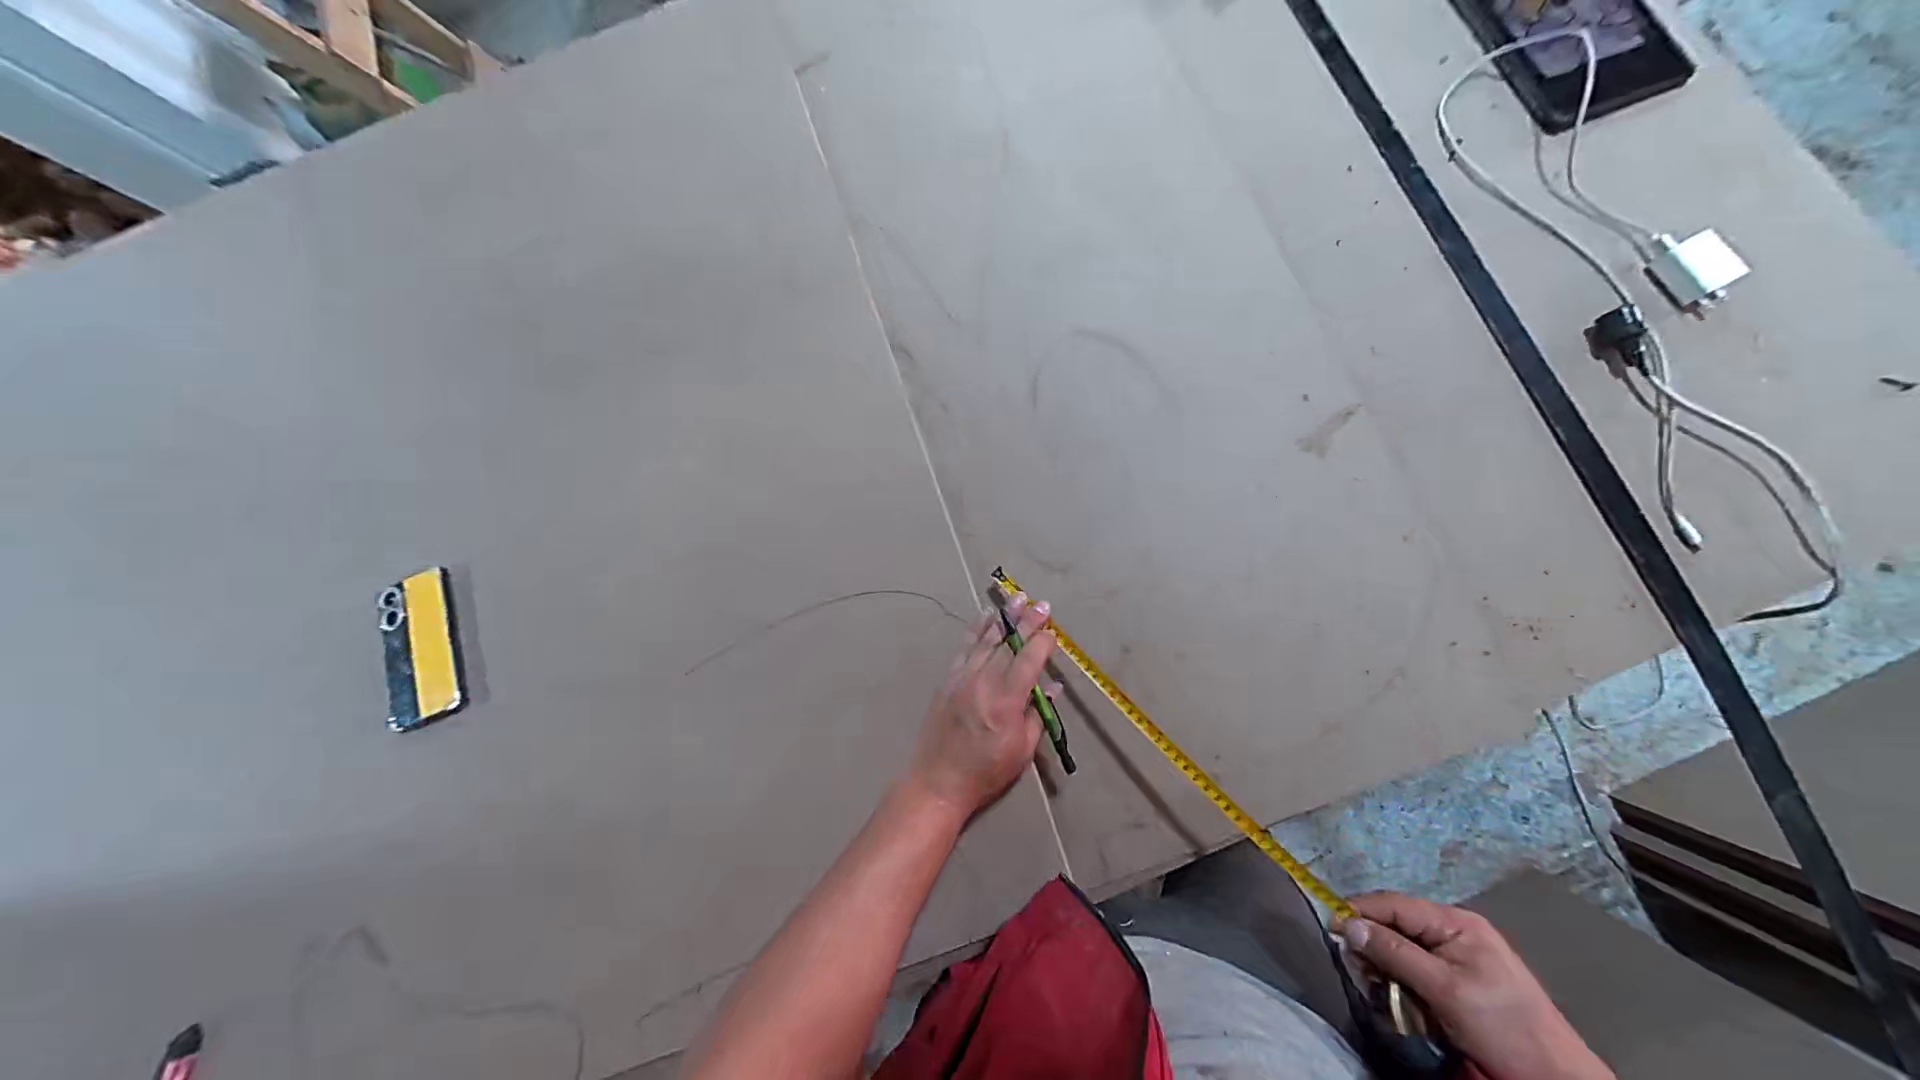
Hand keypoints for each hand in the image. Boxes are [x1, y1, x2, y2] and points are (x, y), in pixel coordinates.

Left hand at [903, 591, 1059, 818]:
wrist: (938, 781)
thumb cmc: (986, 772)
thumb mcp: (1022, 750)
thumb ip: (1038, 714)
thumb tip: (1052, 687)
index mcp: (1006, 701)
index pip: (1029, 660)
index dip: (1043, 643)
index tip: (1053, 631)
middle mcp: (984, 682)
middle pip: (1009, 644)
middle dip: (1027, 622)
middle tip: (1041, 604)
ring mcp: (963, 678)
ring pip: (986, 640)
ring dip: (1003, 618)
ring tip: (1017, 599)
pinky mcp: (948, 680)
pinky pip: (965, 648)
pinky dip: (976, 630)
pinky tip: (985, 618)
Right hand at [1339, 892, 1614, 1079]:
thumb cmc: (1504, 1028)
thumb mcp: (1445, 989)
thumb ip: (1394, 953)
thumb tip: (1347, 925)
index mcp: (1455, 922)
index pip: (1392, 903)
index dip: (1358, 912)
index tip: (1330, 928)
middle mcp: (1454, 931)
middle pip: (1395, 925)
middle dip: (1373, 946)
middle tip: (1359, 970)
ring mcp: (1459, 956)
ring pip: (1402, 949)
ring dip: (1387, 969)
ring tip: (1380, 990)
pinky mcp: (1459, 981)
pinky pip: (1417, 970)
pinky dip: (1403, 983)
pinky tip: (1401, 1000)